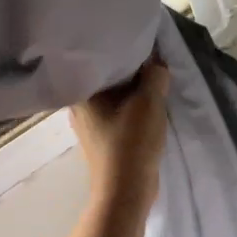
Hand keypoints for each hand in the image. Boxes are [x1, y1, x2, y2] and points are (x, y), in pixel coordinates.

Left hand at [69, 56, 169, 212]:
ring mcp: (90, 126)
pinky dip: (132, 109)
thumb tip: (157, 62)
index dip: (124, 51)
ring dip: (134, 92)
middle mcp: (80, 107)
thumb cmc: (131, 142)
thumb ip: (155, 74)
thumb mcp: (149, 101)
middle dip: (132, 72)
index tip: (143, 45)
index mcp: (82, 93)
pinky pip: (119, 114)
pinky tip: (148, 108)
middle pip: (109, 79)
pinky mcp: (102, 140)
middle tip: (153, 62)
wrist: (126, 192)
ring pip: (115, 98)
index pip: (101, 61)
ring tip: (155, 82)